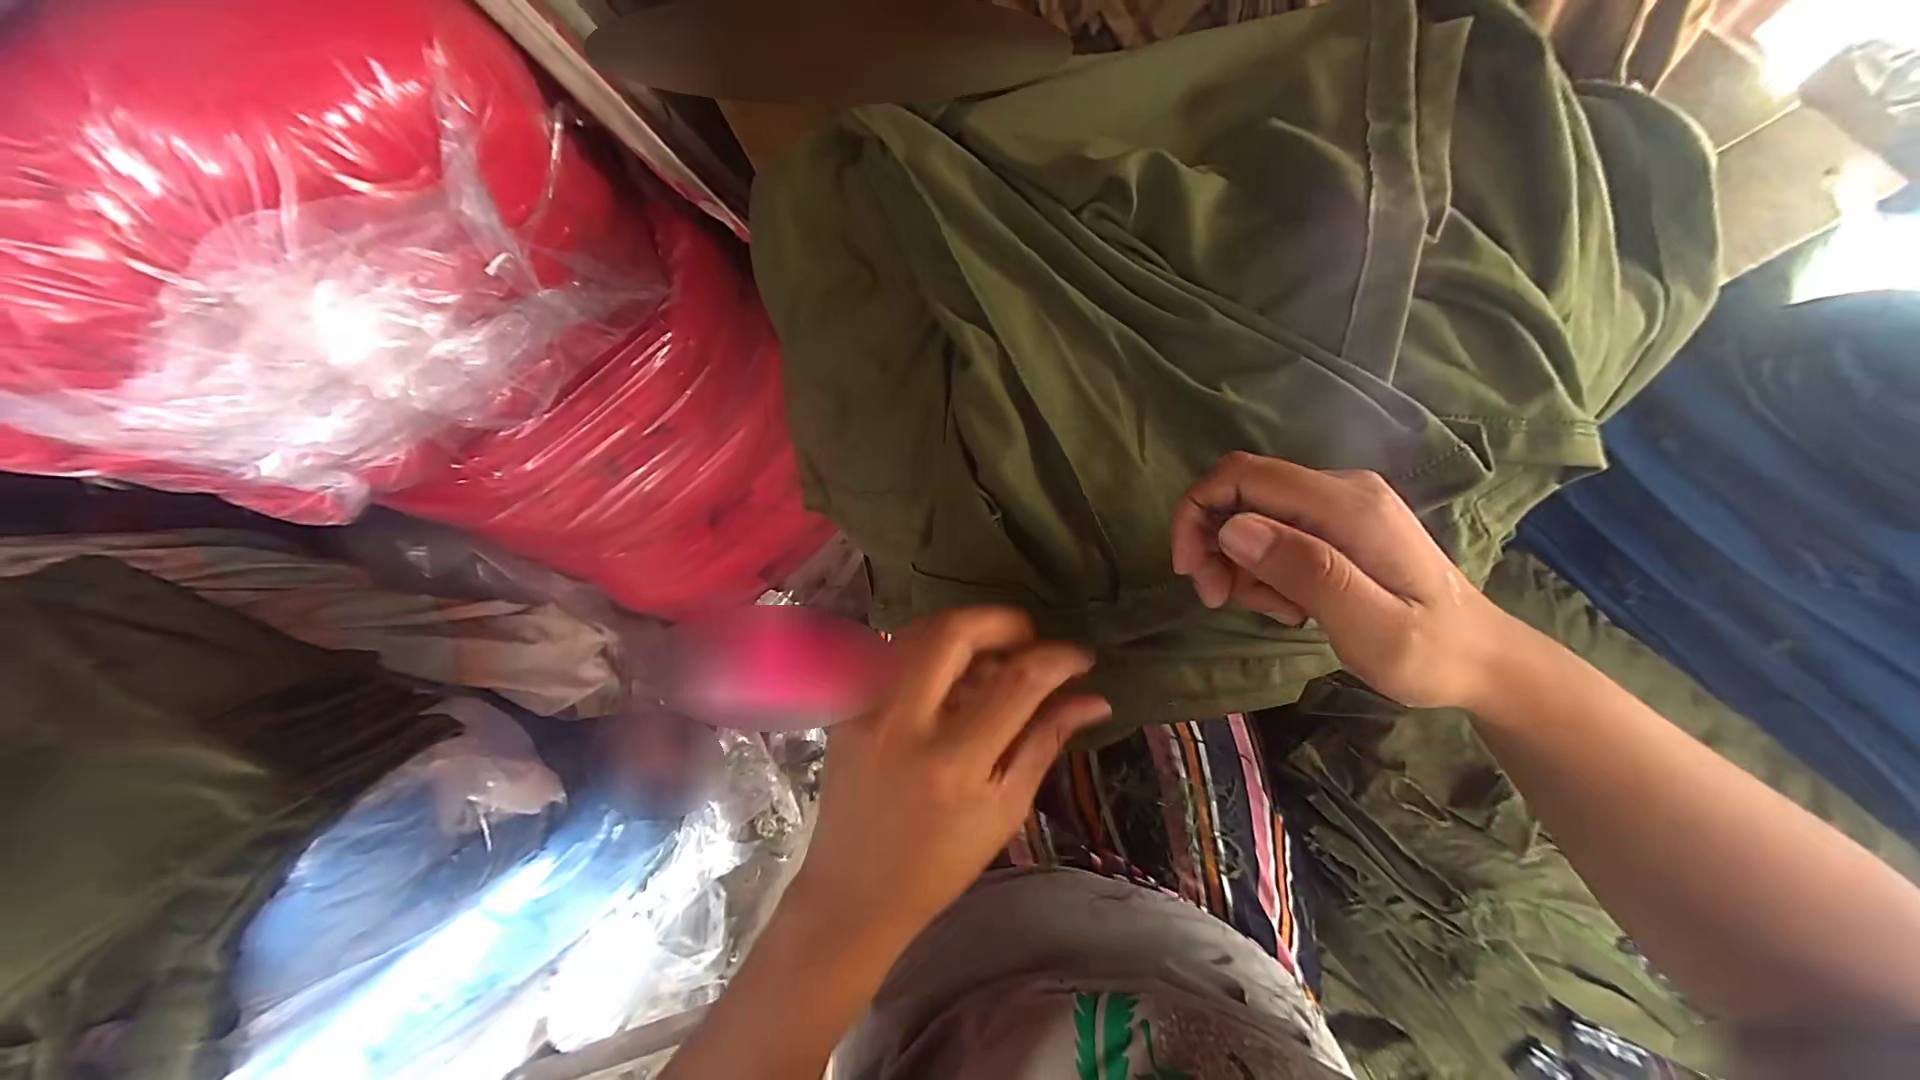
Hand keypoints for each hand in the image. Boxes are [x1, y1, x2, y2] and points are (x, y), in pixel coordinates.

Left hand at [790, 607, 1112, 941]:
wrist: (854, 892)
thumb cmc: (940, 864)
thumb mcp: (1005, 809)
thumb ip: (1045, 742)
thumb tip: (1092, 700)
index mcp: (954, 762)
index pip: (1016, 682)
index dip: (1057, 658)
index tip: (1080, 657)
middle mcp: (904, 724)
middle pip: (954, 633)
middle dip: (1003, 620)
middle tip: (1029, 638)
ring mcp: (866, 711)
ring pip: (918, 632)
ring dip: (965, 630)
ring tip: (993, 655)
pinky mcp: (846, 708)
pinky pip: (891, 653)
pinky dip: (929, 648)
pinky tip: (950, 673)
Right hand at [1170, 452, 1519, 708]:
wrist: (1482, 659)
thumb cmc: (1429, 653)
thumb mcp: (1371, 626)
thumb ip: (1307, 571)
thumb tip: (1232, 528)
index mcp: (1348, 506)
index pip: (1243, 476)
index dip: (1198, 512)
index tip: (1187, 568)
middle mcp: (1340, 491)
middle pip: (1240, 493)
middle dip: (1212, 544)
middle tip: (1217, 598)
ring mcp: (1338, 505)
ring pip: (1250, 516)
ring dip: (1237, 564)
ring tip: (1272, 610)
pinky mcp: (1334, 524)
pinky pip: (1271, 533)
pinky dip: (1261, 569)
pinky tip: (1288, 603)